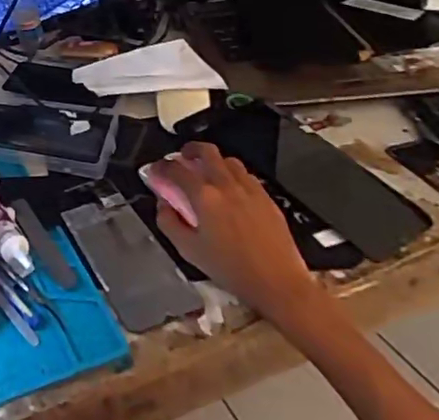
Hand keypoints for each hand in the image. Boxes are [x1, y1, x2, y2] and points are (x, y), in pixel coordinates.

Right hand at [151, 142, 320, 321]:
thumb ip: (168, 222)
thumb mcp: (188, 250)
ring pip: (229, 161)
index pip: (175, 168)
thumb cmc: (232, 269)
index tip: (156, 172)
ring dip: (214, 162)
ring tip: (208, 175)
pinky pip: (248, 177)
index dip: (160, 166)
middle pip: (206, 151)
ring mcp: (251, 192)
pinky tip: (232, 193)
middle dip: (189, 150)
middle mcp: (227, 186)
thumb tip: (164, 205)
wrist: (282, 287)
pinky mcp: (269, 202)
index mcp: (204, 196)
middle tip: (183, 160)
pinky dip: (234, 177)